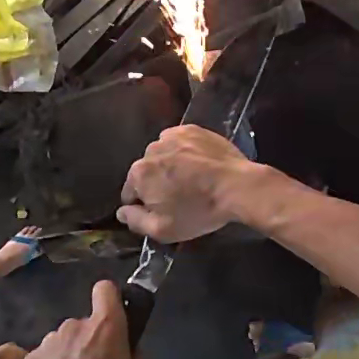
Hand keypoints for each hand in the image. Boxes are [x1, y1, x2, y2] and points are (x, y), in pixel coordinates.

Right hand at [117, 125, 256, 242]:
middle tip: (181, 195)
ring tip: (193, 178)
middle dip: (158, 183)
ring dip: (171, 165)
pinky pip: (179, 142)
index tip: (164, 209)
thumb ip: (136, 221)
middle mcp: (150, 150)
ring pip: (163, 155)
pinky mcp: (192, 129)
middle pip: (147, 171)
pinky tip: (199, 163)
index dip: (145, 204)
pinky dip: (184, 151)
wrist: (238, 186)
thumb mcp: (164, 229)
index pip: (131, 193)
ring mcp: (172, 136)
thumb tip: (121, 212)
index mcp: (139, 174)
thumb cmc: (199, 210)